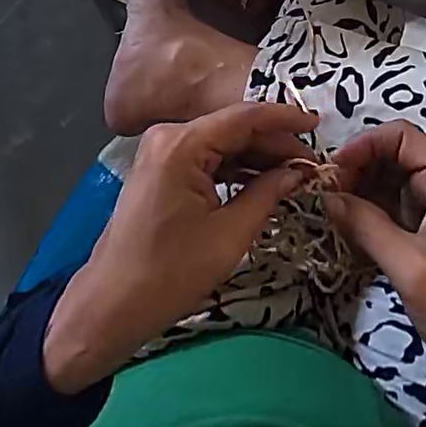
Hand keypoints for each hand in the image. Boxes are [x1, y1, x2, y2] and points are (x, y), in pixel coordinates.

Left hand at [40, 102, 317, 393]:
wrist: (107, 309)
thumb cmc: (168, 275)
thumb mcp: (230, 235)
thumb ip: (268, 193)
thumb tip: (299, 172)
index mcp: (183, 145)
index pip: (245, 117)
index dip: (285, 119)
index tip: (317, 124)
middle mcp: (170, 136)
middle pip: (235, 128)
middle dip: (275, 144)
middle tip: (312, 163)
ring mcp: (162, 151)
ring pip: (223, 143)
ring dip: (258, 157)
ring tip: (295, 173)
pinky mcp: (161, 169)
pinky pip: (208, 158)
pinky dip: (236, 168)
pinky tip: (263, 180)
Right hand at [324, 120, 425, 426]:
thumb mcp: (408, 265)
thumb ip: (365, 224)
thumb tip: (326, 196)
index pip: (401, 137)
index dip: (364, 145)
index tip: (332, 172)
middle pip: (391, 155)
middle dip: (357, 170)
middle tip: (327, 198)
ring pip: (386, 181)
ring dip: (358, 192)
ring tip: (333, 215)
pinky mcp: (425, 230)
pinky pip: (389, 207)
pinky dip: (367, 214)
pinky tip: (347, 229)